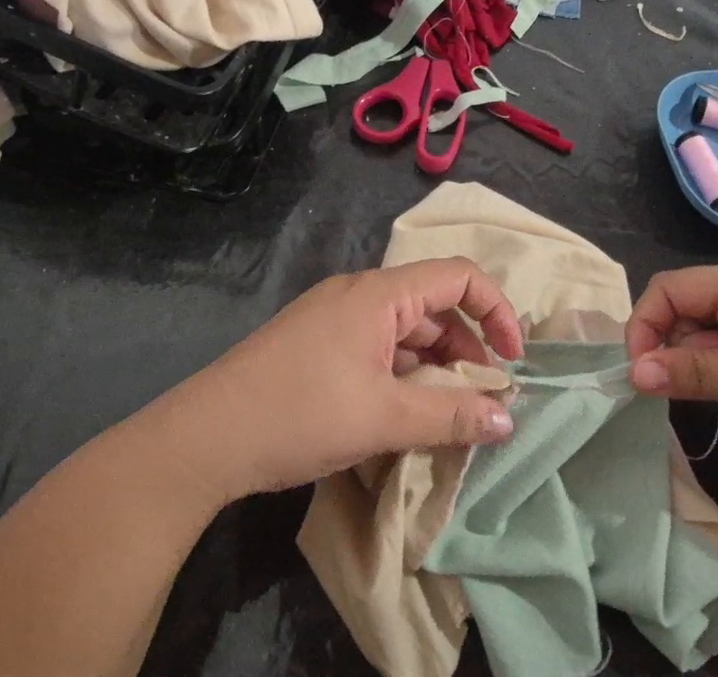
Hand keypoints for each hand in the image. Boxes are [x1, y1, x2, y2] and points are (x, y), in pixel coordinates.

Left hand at [149, 259, 523, 503]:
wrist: (203, 439)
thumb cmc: (300, 414)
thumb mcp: (384, 418)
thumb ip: (451, 415)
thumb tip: (508, 418)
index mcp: (378, 294)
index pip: (458, 276)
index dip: (496, 310)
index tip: (514, 360)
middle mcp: (358, 295)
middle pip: (433, 305)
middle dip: (468, 348)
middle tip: (485, 399)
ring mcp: (332, 320)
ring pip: (404, 333)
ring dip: (435, 367)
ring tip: (450, 414)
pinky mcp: (316, 347)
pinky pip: (376, 350)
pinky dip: (402, 376)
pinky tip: (405, 414)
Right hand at [626, 261, 717, 465]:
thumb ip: (699, 373)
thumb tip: (633, 372)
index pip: (670, 289)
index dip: (645, 327)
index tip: (640, 378)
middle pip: (689, 308)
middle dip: (671, 348)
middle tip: (677, 399)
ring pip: (713, 330)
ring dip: (699, 363)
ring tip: (713, 403)